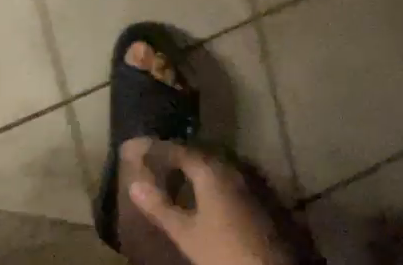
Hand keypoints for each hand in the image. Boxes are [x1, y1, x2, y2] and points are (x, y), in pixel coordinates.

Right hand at [124, 138, 294, 264]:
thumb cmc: (226, 253)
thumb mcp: (187, 234)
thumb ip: (160, 207)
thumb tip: (134, 185)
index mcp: (210, 170)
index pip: (176, 149)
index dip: (155, 149)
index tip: (137, 150)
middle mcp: (233, 168)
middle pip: (199, 155)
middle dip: (177, 159)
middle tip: (159, 166)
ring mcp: (254, 185)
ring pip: (219, 169)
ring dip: (199, 172)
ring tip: (182, 183)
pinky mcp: (269, 203)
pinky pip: (235, 184)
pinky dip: (218, 186)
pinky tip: (212, 201)